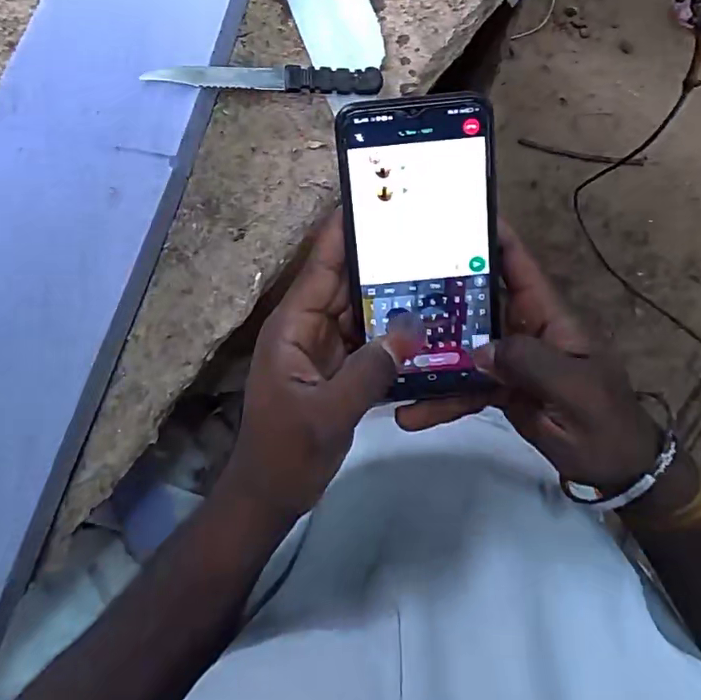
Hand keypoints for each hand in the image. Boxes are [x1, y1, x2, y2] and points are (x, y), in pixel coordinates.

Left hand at [220, 210, 416, 520]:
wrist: (269, 497)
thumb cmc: (286, 453)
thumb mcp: (328, 413)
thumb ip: (370, 371)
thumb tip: (413, 330)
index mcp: (292, 327)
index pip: (320, 268)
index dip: (341, 234)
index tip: (369, 202)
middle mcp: (307, 328)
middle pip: (344, 283)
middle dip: (377, 259)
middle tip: (419, 233)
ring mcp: (323, 348)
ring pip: (359, 310)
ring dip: (390, 295)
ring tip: (431, 269)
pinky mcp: (337, 368)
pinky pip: (367, 338)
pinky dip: (391, 330)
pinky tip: (423, 321)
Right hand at [397, 222, 661, 490]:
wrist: (618, 470)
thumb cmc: (605, 423)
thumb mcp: (574, 389)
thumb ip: (529, 361)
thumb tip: (478, 348)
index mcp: (550, 318)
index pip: (520, 268)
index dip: (495, 239)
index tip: (459, 216)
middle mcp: (526, 330)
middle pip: (480, 302)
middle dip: (443, 291)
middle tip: (396, 280)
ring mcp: (512, 361)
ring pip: (465, 347)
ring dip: (432, 354)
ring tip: (391, 360)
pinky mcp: (503, 388)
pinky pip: (467, 386)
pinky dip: (442, 398)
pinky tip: (412, 413)